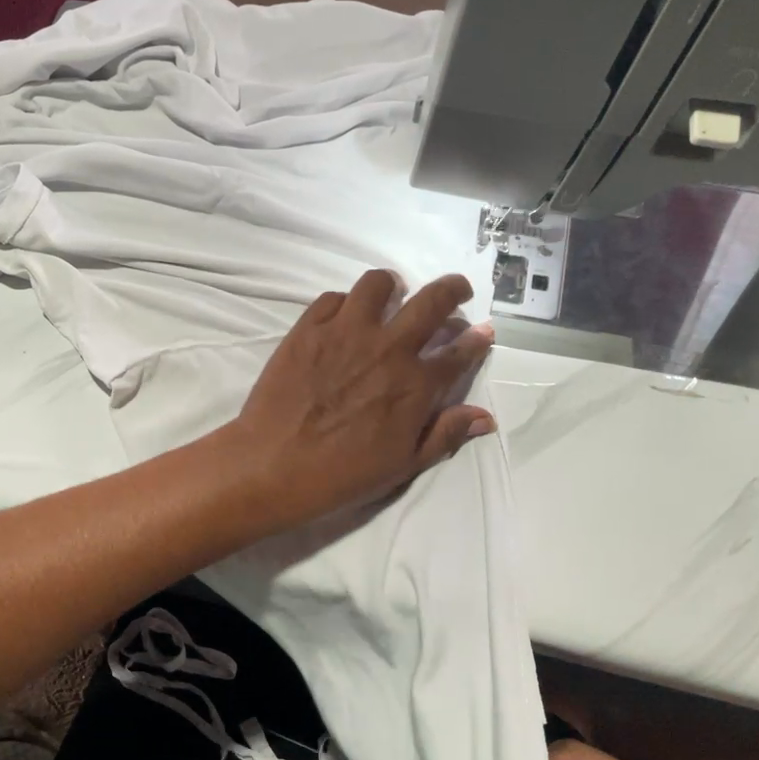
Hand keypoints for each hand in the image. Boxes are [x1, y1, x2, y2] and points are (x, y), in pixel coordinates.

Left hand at [224, 269, 494, 529]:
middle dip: (452, 290)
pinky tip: (343, 318)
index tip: (482, 332)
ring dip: (391, 288)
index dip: (477, 339)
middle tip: (453, 293)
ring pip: (378, 284)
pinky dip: (344, 303)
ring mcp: (345, 333)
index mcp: (416, 384)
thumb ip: (445, 435)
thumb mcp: (402, 465)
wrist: (273, 466)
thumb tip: (485, 417)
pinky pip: (331, 298)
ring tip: (389, 299)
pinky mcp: (307, 330)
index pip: (461, 350)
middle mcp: (387, 349)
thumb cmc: (341, 475)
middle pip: (433, 300)